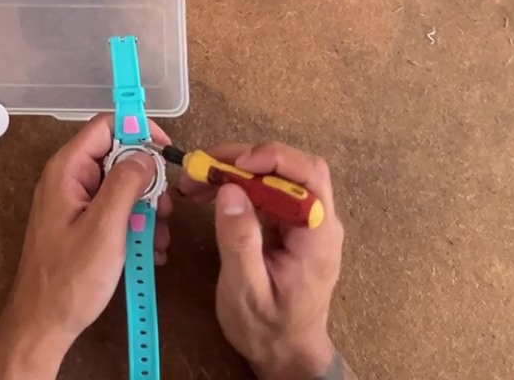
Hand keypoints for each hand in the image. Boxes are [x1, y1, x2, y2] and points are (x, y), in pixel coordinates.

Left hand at [0, 115, 172, 379]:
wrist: (43, 326)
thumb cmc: (70, 278)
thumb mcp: (105, 228)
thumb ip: (125, 185)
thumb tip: (146, 154)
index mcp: (67, 168)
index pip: (105, 127)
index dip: (137, 130)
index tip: (166, 151)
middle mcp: (69, 178)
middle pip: (116, 157)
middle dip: (146, 181)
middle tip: (164, 210)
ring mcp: (74, 202)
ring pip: (120, 187)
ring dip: (145, 208)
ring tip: (159, 238)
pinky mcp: (81, 224)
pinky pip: (113, 210)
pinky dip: (134, 225)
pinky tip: (149, 251)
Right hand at [177, 142, 343, 379]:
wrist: (285, 355)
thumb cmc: (268, 329)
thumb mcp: (247, 291)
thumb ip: (240, 242)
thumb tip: (230, 190)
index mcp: (317, 235)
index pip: (309, 176)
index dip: (274, 158)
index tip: (235, 165)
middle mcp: (317, 220)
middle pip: (288, 167)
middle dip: (243, 158)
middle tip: (202, 167)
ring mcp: (303, 219)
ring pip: (272, 173)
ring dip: (233, 169)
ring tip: (196, 180)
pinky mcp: (287, 221)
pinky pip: (263, 188)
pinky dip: (234, 183)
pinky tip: (208, 192)